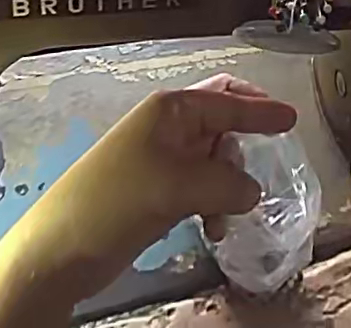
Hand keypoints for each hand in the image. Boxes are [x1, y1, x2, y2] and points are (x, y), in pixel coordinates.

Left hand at [19, 74, 297, 294]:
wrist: (58, 250)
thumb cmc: (115, 200)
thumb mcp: (175, 186)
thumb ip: (224, 183)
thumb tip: (254, 189)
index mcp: (171, 109)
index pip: (226, 101)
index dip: (261, 110)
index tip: (292, 118)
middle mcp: (169, 126)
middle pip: (221, 123)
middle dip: (242, 143)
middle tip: (266, 157)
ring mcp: (162, 158)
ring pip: (213, 158)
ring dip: (228, 182)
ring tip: (228, 214)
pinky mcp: (158, 189)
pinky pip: (201, 185)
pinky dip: (213, 201)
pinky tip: (212, 226)